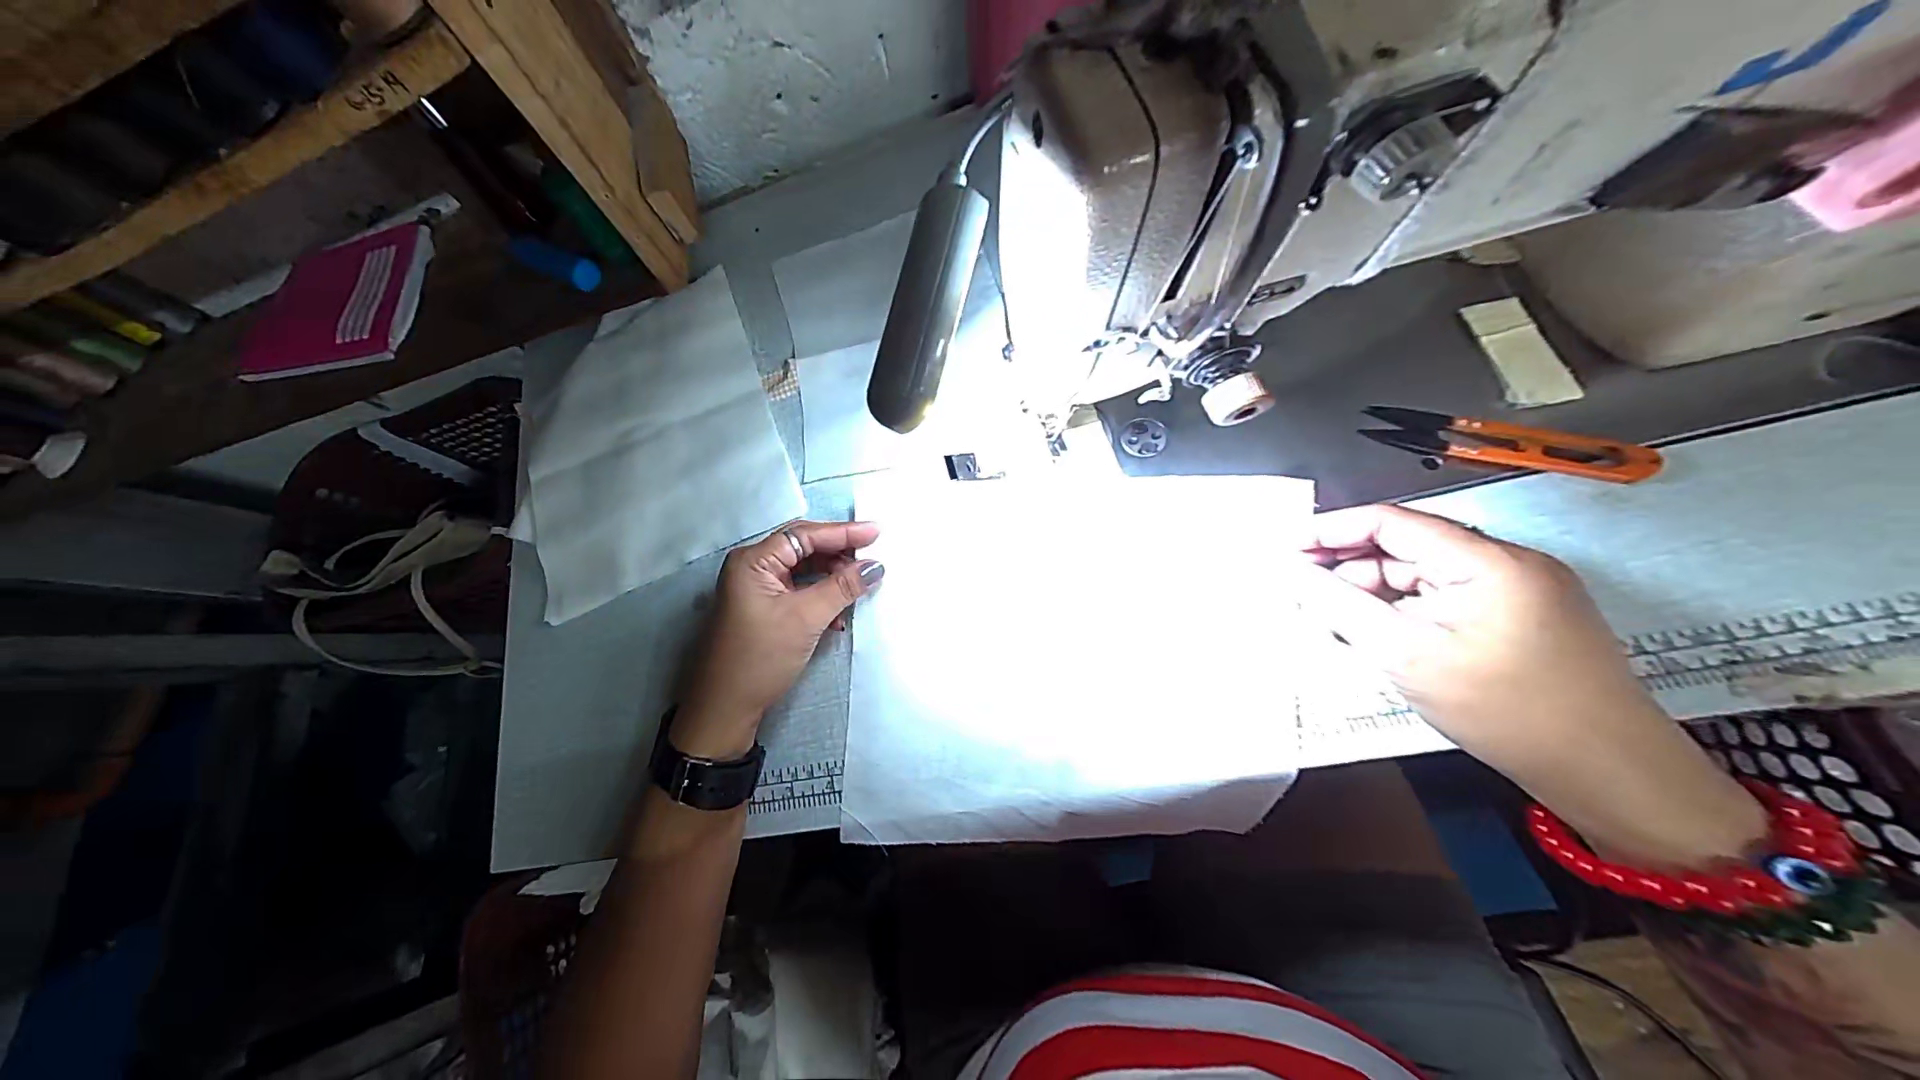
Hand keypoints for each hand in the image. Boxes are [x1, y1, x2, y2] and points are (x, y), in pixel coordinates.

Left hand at [672, 520, 883, 758]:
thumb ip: (842, 587)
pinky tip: (840, 613)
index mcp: (754, 561)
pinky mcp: (763, 609)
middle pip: (804, 548)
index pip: (805, 535)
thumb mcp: (806, 619)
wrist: (724, 709)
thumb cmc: (760, 658)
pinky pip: (798, 591)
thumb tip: (875, 566)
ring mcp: (756, 589)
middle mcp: (752, 568)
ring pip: (803, 570)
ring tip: (861, 586)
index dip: (843, 532)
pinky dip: (821, 596)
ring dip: (832, 577)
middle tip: (872, 558)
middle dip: (839, 553)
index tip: (877, 532)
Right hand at [1294, 504, 1764, 868]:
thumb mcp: (1407, 656)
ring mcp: (1519, 591)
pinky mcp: (1521, 619)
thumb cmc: (1508, 712)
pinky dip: (1406, 614)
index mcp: (1487, 560)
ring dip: (1376, 595)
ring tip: (1334, 622)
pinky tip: (1377, 636)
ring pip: (1424, 578)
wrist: (1610, 774)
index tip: (1287, 550)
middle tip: (1303, 594)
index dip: (1332, 531)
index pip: (1391, 522)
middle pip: (1406, 548)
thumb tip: (1293, 573)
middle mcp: (1507, 563)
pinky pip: (1445, 601)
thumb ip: (1340, 606)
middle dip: (1350, 568)